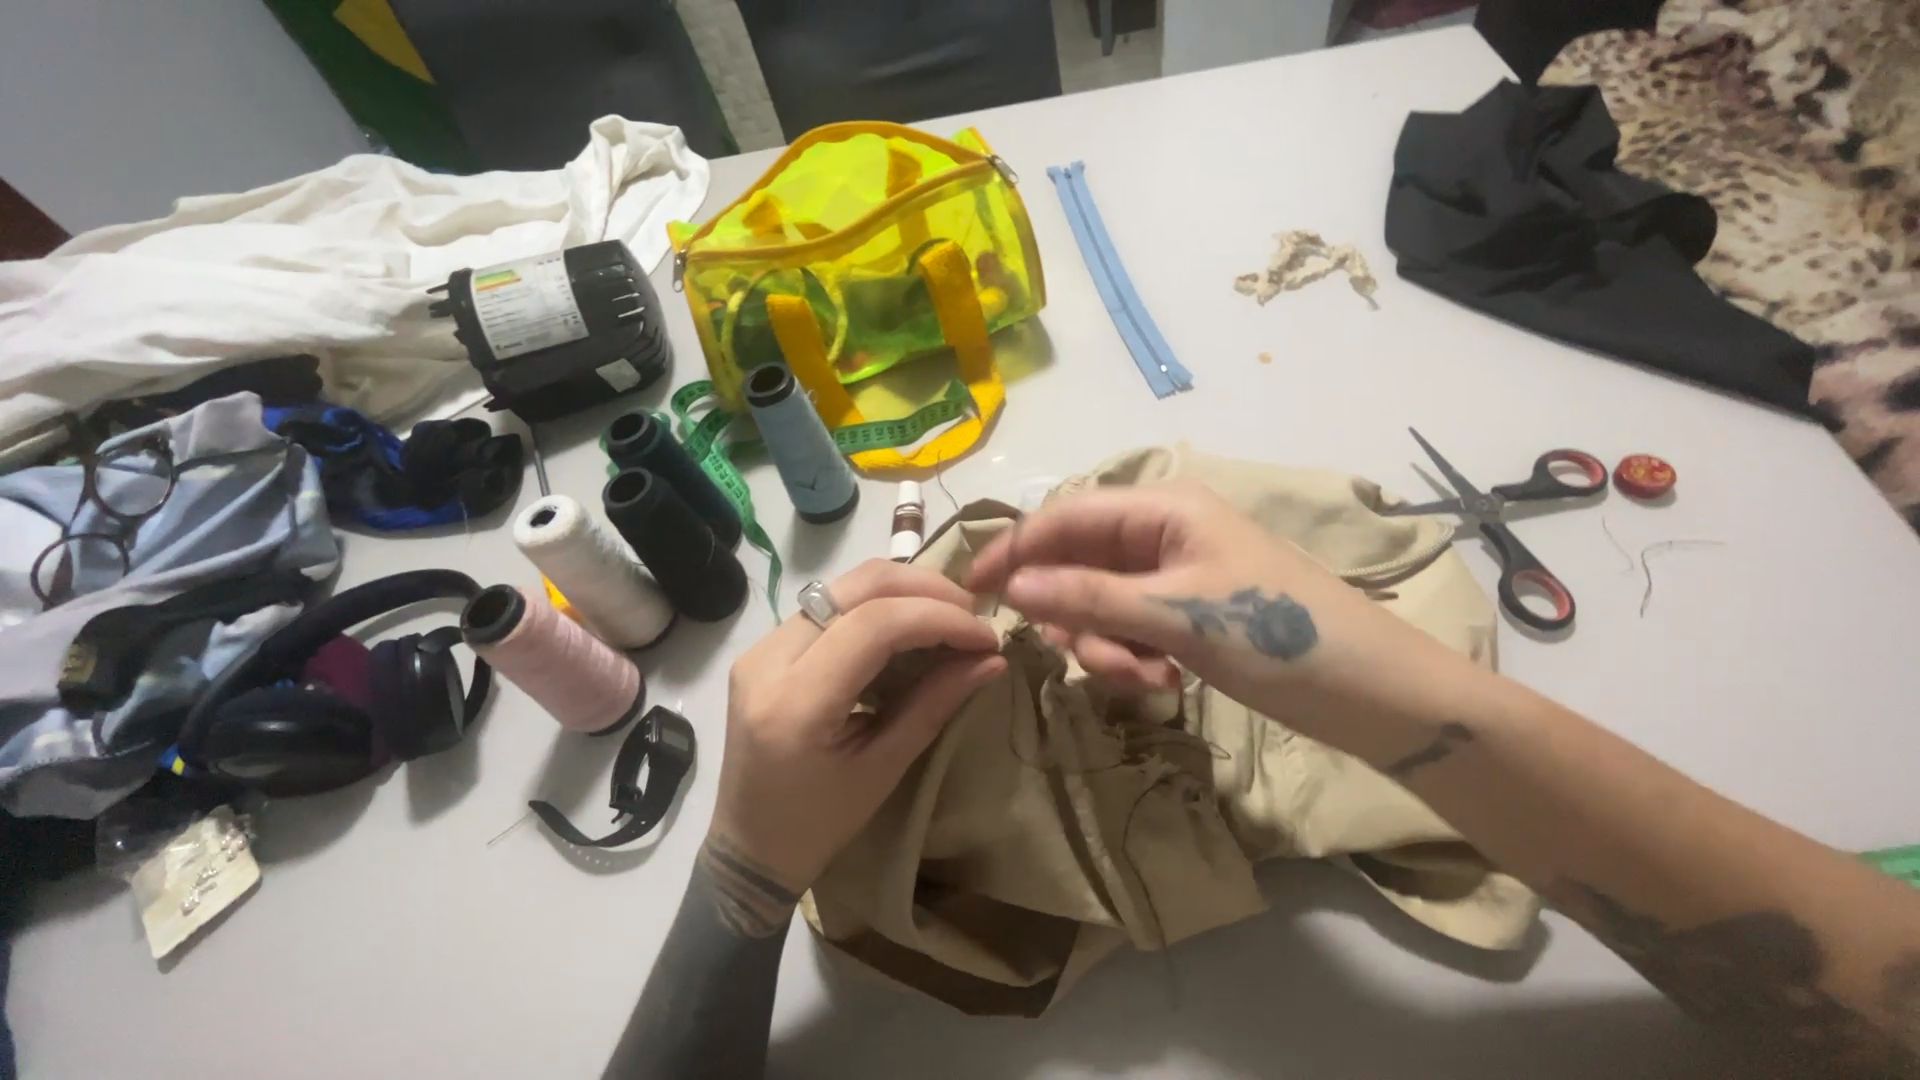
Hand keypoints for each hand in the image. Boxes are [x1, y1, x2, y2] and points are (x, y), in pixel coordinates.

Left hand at [710, 560, 1006, 893]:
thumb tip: (991, 659)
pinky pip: (829, 604)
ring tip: (948, 618)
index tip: (986, 636)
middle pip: (858, 586)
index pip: (873, 625)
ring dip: (904, 592)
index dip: (938, 618)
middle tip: (972, 615)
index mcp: (795, 702)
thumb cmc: (818, 825)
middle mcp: (768, 659)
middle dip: (926, 589)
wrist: (747, 847)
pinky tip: (908, 628)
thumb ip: (934, 705)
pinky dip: (877, 606)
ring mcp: (760, 647)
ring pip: (844, 585)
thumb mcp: (883, 770)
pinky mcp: (764, 647)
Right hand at [964, 483, 1461, 745]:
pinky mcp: (1184, 617)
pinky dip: (1132, 658)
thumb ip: (1090, 596)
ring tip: (1148, 680)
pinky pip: (1128, 630)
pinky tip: (1164, 683)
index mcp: (1163, 508)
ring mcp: (1173, 578)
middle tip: (1088, 659)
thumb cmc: (1280, 635)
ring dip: (1107, 646)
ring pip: (1099, 605)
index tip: (973, 591)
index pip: (1066, 516)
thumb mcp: (1178, 615)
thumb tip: (1012, 584)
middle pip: (1078, 565)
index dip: (1016, 548)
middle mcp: (1162, 534)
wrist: (1373, 694)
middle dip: (1077, 617)